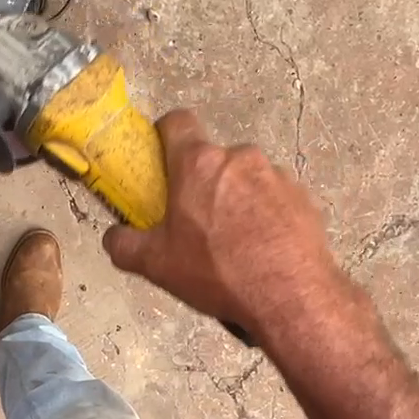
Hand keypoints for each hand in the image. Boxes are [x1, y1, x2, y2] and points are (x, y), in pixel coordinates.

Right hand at [103, 110, 364, 344]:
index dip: (164, 135)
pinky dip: (264, 216)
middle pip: (211, 159)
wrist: (291, 297)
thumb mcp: (155, 265)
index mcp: (198, 164)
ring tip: (232, 244)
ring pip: (244, 179)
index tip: (160, 160)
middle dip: (200, 183)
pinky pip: (274, 198)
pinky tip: (261, 251)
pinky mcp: (304, 197)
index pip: (177, 121)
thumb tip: (114, 236)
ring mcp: (277, 175)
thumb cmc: (217, 273)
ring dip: (234, 200)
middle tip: (194, 223)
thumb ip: (124, 244)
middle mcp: (240, 158)